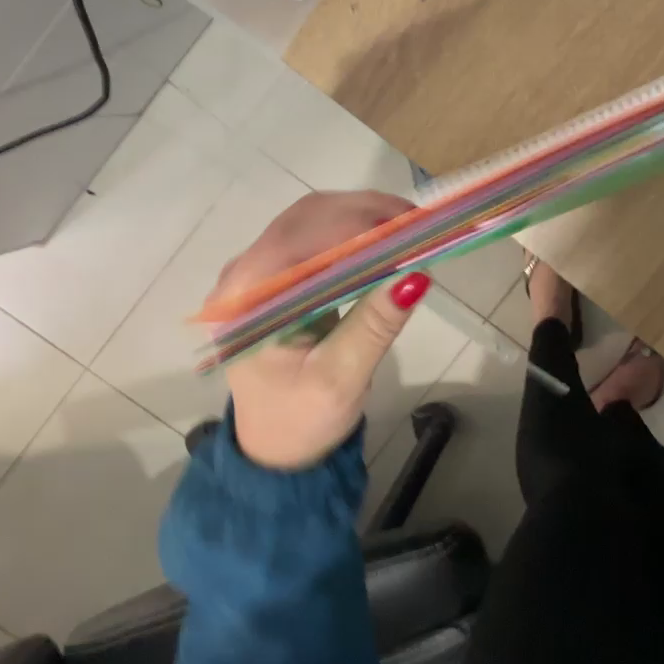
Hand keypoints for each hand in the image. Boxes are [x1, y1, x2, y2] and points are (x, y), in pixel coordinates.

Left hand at [202, 190, 427, 469]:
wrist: (277, 451)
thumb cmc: (303, 420)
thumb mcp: (341, 379)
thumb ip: (374, 325)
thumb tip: (416, 275)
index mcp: (245, 301)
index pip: (299, 239)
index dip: (355, 223)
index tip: (409, 225)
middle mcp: (243, 276)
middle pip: (306, 218)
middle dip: (365, 212)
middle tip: (420, 223)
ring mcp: (258, 273)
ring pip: (313, 220)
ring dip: (362, 216)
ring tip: (411, 227)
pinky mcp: (278, 277)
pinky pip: (317, 237)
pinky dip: (355, 231)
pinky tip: (388, 240)